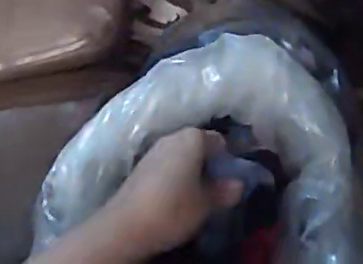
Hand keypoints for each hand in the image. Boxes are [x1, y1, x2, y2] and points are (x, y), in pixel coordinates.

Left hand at [98, 128, 245, 258]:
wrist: (122, 227)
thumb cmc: (172, 208)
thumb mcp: (205, 205)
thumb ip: (225, 192)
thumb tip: (239, 185)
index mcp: (194, 136)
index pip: (220, 142)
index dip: (227, 162)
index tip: (228, 182)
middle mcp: (175, 135)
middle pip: (199, 146)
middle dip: (207, 166)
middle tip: (212, 191)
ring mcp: (155, 149)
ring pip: (181, 156)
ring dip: (189, 172)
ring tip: (192, 197)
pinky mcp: (140, 166)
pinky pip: (165, 166)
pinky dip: (172, 178)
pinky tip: (170, 199)